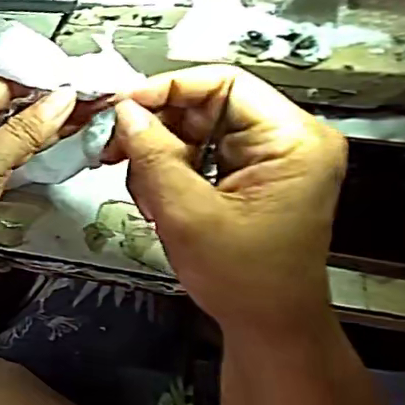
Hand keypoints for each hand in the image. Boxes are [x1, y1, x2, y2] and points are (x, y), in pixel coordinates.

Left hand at [0, 79, 77, 289]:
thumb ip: (24, 131)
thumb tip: (64, 97)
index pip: (1, 85)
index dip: (43, 84)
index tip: (86, 82)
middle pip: (11, 101)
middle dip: (53, 100)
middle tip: (101, 95)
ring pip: (16, 125)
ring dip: (51, 121)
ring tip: (97, 110)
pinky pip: (14, 147)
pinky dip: (40, 142)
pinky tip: (70, 133)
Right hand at [102, 65, 346, 332]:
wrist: (266, 322)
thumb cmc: (242, 275)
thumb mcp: (188, 213)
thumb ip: (154, 156)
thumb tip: (124, 113)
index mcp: (292, 140)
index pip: (224, 83)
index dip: (166, 89)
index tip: (120, 108)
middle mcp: (284, 140)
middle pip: (203, 105)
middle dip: (154, 127)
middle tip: (112, 149)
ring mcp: (264, 158)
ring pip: (191, 130)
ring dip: (154, 155)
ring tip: (143, 191)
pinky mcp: (244, 175)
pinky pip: (193, 154)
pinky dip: (164, 171)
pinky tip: (154, 197)